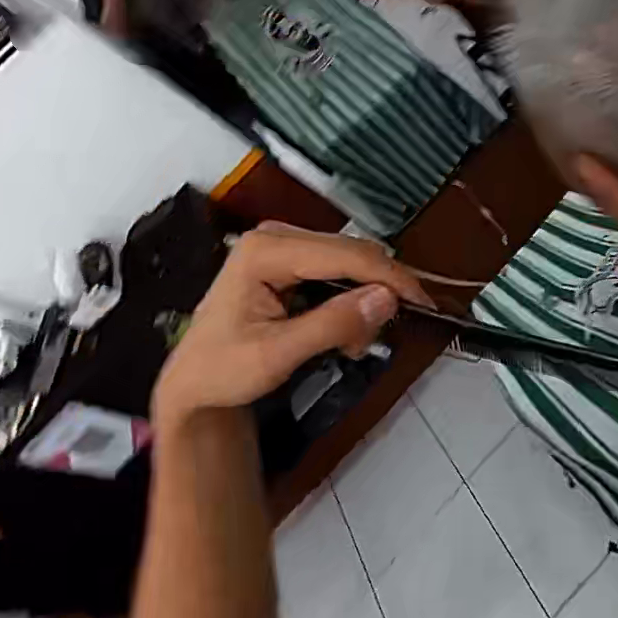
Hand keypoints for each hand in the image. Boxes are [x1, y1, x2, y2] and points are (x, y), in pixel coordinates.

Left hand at [152, 224, 430, 426]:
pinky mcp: (291, 259)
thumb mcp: (276, 354)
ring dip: (362, 301)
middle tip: (370, 341)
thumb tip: (386, 299)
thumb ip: (332, 324)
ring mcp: (284, 244)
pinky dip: (350, 301)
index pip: (345, 254)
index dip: (389, 276)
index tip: (423, 302)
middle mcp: (277, 236)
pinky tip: (340, 330)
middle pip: (352, 253)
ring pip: (350, 262)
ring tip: (349, 344)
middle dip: (374, 295)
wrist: (195, 382)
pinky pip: (339, 270)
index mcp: (266, 250)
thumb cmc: (223, 370)